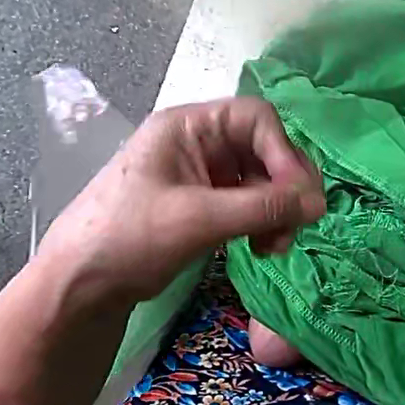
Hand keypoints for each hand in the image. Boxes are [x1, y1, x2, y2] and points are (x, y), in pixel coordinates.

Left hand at [34, 97, 325, 309]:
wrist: (82, 285)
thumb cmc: (129, 238)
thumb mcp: (198, 219)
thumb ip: (262, 208)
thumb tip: (321, 203)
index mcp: (188, 127)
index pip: (256, 120)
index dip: (284, 153)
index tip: (300, 196)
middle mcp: (199, 143)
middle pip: (264, 150)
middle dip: (284, 189)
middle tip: (296, 226)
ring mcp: (203, 174)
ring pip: (262, 181)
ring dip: (278, 212)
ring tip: (274, 247)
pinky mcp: (205, 204)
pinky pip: (249, 204)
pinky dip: (263, 224)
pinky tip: (262, 249)